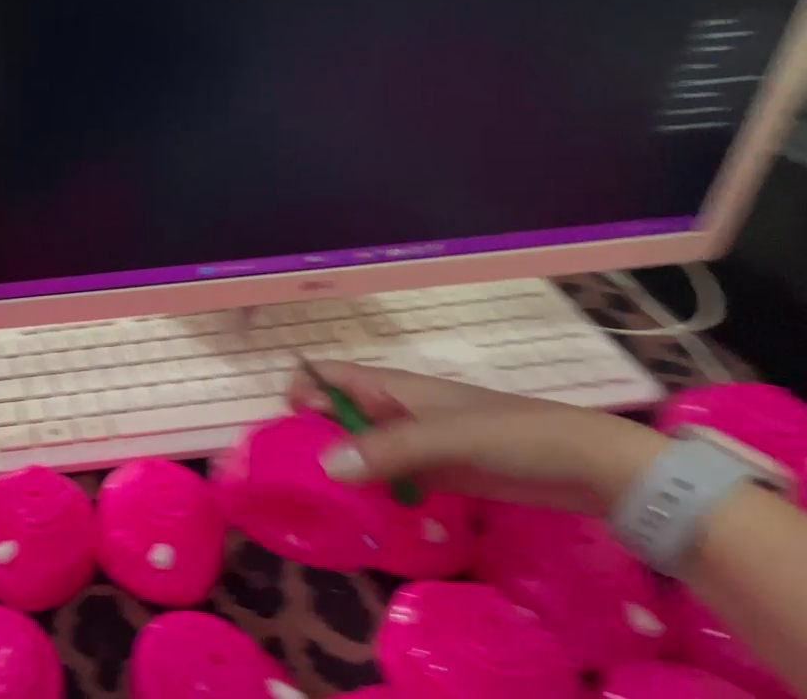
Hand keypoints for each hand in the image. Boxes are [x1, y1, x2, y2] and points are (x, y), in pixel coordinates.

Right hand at [286, 361, 668, 513]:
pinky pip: (387, 478)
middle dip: (312, 438)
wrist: (601, 470)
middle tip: (301, 478)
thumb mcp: (449, 437)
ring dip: (341, 469)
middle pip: (334, 414)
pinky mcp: (437, 474)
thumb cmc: (519, 434)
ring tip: (325, 503)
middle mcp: (394, 410)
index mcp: (390, 387)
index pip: (325, 376)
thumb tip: (323, 465)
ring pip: (359, 448)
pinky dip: (371, 491)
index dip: (300, 394)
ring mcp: (416, 444)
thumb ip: (387, 449)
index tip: (291, 433)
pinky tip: (365, 516)